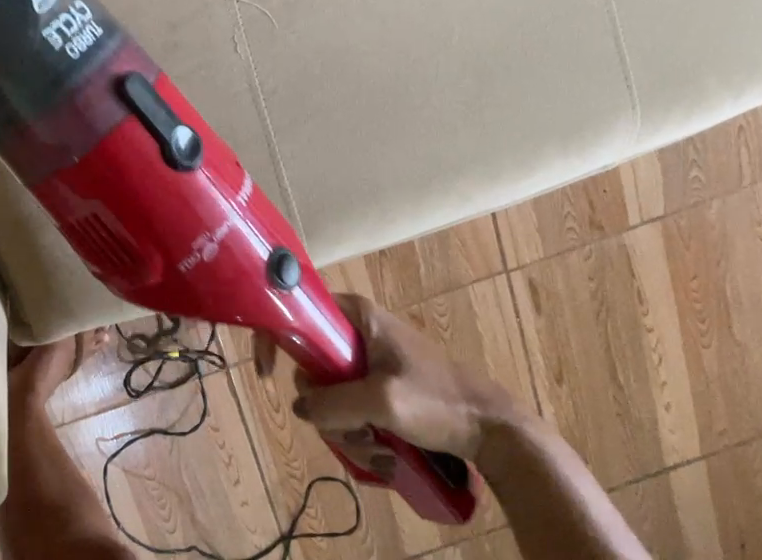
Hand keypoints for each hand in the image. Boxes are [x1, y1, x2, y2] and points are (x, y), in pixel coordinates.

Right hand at [256, 293, 521, 468]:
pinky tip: (383, 452)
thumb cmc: (440, 403)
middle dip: (325, 408)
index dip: (273, 336)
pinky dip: (357, 432)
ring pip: (328, 393)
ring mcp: (367, 359)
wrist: (494, 430)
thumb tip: (300, 408)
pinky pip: (347, 406)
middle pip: (310, 365)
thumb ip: (333, 404)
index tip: (267, 374)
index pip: (296, 309)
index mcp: (356, 315)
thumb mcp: (383, 403)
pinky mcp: (378, 384)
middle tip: (353, 430)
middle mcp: (357, 330)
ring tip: (377, 450)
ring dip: (344, 428)